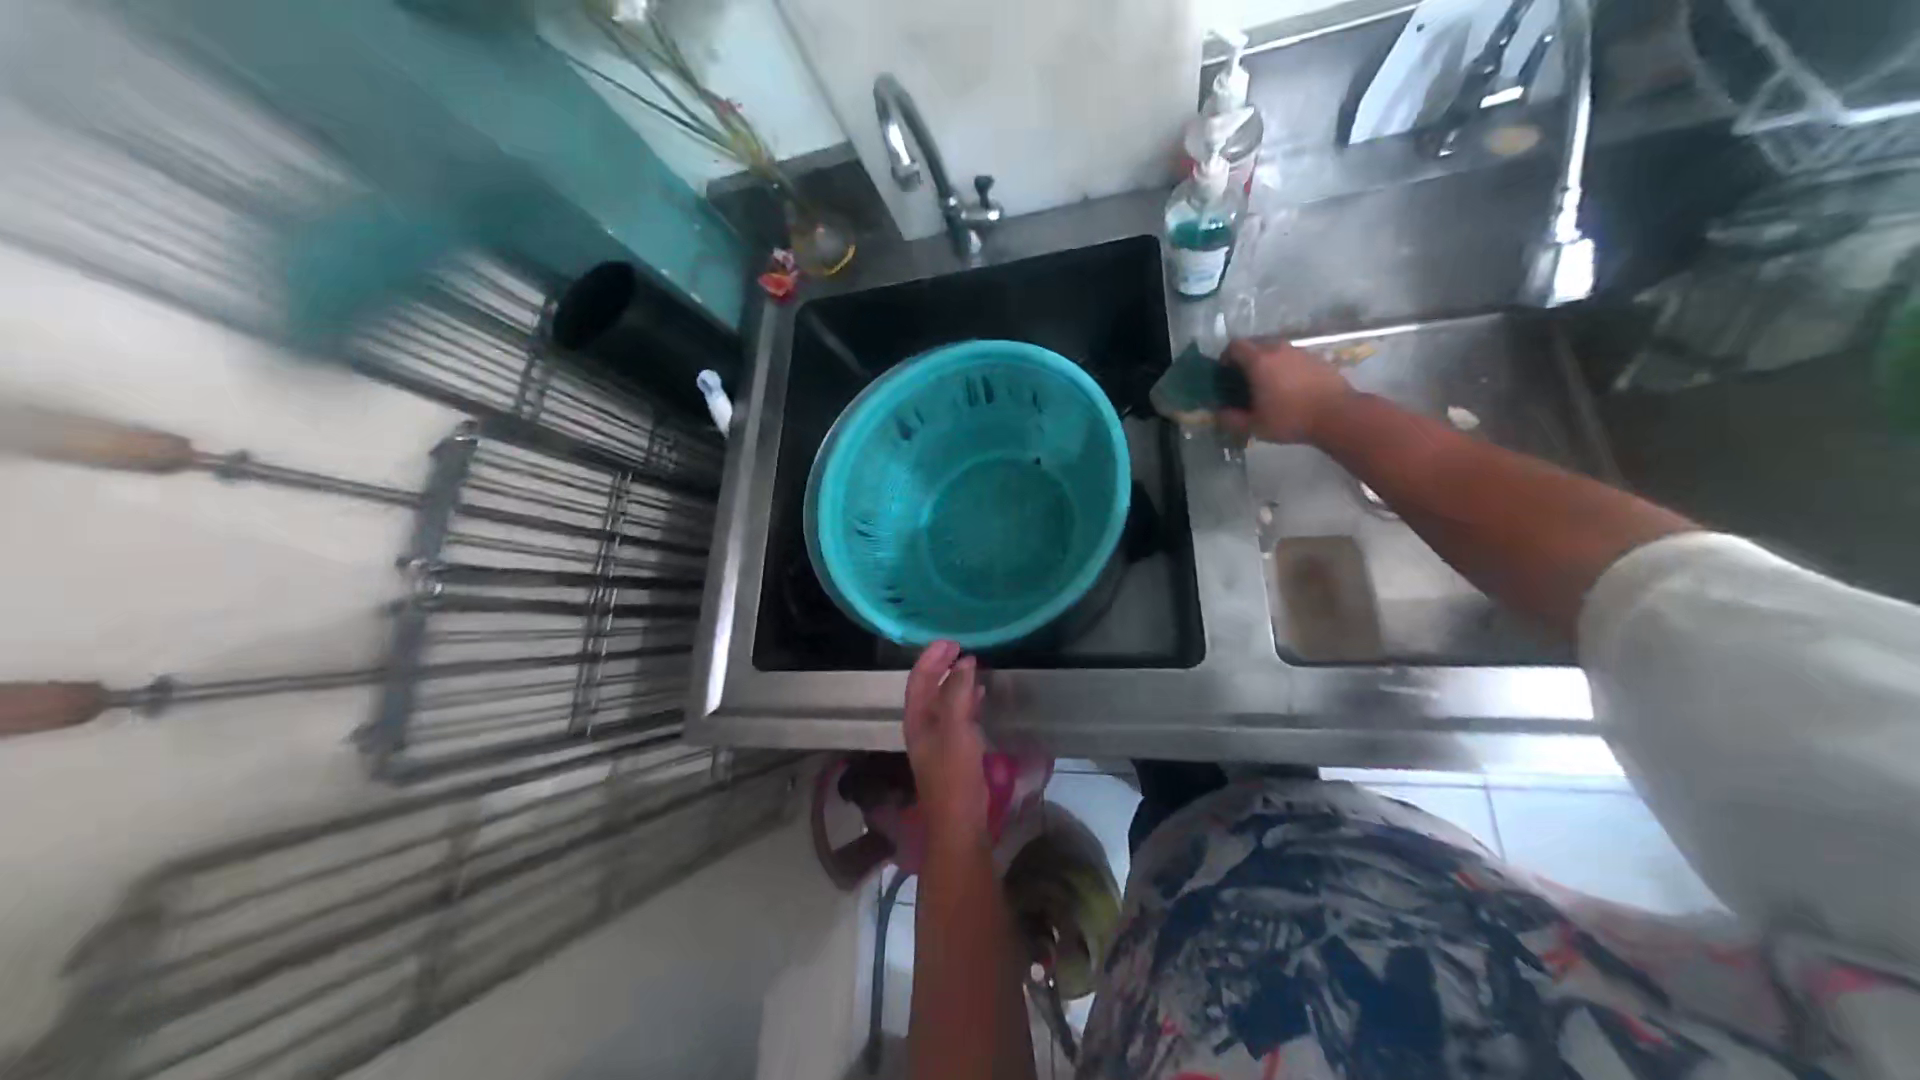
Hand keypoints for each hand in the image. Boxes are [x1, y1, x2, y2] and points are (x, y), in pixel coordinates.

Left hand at [903, 640, 988, 842]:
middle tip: (960, 648)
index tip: (951, 642)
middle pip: (928, 689)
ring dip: (954, 682)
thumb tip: (964, 663)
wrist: (959, 824)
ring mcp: (937, 742)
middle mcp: (922, 728)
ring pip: (942, 702)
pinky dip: (965, 700)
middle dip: (941, 666)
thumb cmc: (954, 775)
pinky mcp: (953, 753)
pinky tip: (979, 697)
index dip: (932, 658)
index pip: (919, 680)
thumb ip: (957, 694)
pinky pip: (957, 716)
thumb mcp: (956, 729)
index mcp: (916, 720)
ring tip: (971, 666)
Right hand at [1220, 338, 1355, 444]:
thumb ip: (1231, 419)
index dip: (1226, 357)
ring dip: (1266, 362)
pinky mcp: (1317, 358)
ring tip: (1268, 384)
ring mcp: (1300, 352)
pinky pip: (1293, 357)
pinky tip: (1290, 387)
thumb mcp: (1254, 426)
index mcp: (1259, 361)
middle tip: (1244, 380)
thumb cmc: (1290, 419)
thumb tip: (1219, 413)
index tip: (1226, 374)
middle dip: (1245, 358)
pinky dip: (1285, 367)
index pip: (1235, 345)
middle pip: (1255, 343)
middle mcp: (1279, 349)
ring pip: (1275, 349)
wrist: (1338, 415)